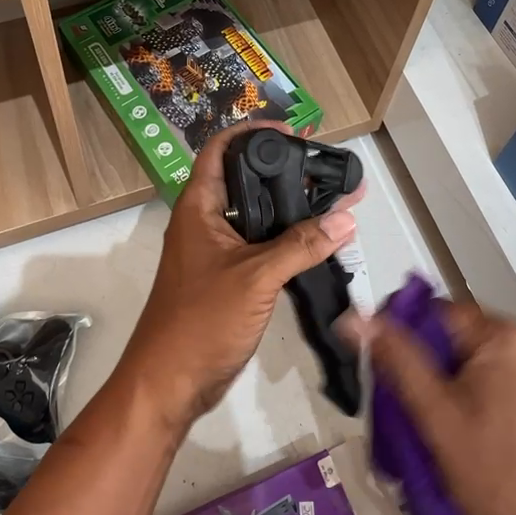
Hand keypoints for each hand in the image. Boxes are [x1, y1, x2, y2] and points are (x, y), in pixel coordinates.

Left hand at [118, 121, 362, 427]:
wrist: (169, 383)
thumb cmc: (202, 320)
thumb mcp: (256, 277)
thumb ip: (301, 246)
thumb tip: (346, 216)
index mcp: (199, 207)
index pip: (220, 150)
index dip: (251, 132)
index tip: (291, 131)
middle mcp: (204, 222)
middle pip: (243, 180)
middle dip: (281, 169)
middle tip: (321, 164)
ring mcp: (215, 252)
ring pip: (255, 216)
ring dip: (288, 207)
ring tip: (329, 197)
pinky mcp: (227, 278)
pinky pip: (259, 246)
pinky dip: (286, 239)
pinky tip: (317, 241)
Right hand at [347, 302, 515, 514]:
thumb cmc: (507, 485)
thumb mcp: (437, 419)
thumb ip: (397, 361)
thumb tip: (360, 321)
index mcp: (508, 338)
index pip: (442, 313)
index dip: (415, 339)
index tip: (404, 369)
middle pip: (474, 339)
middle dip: (450, 369)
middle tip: (438, 413)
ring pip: (503, 364)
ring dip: (481, 386)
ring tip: (471, 433)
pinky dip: (513, 403)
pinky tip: (504, 442)